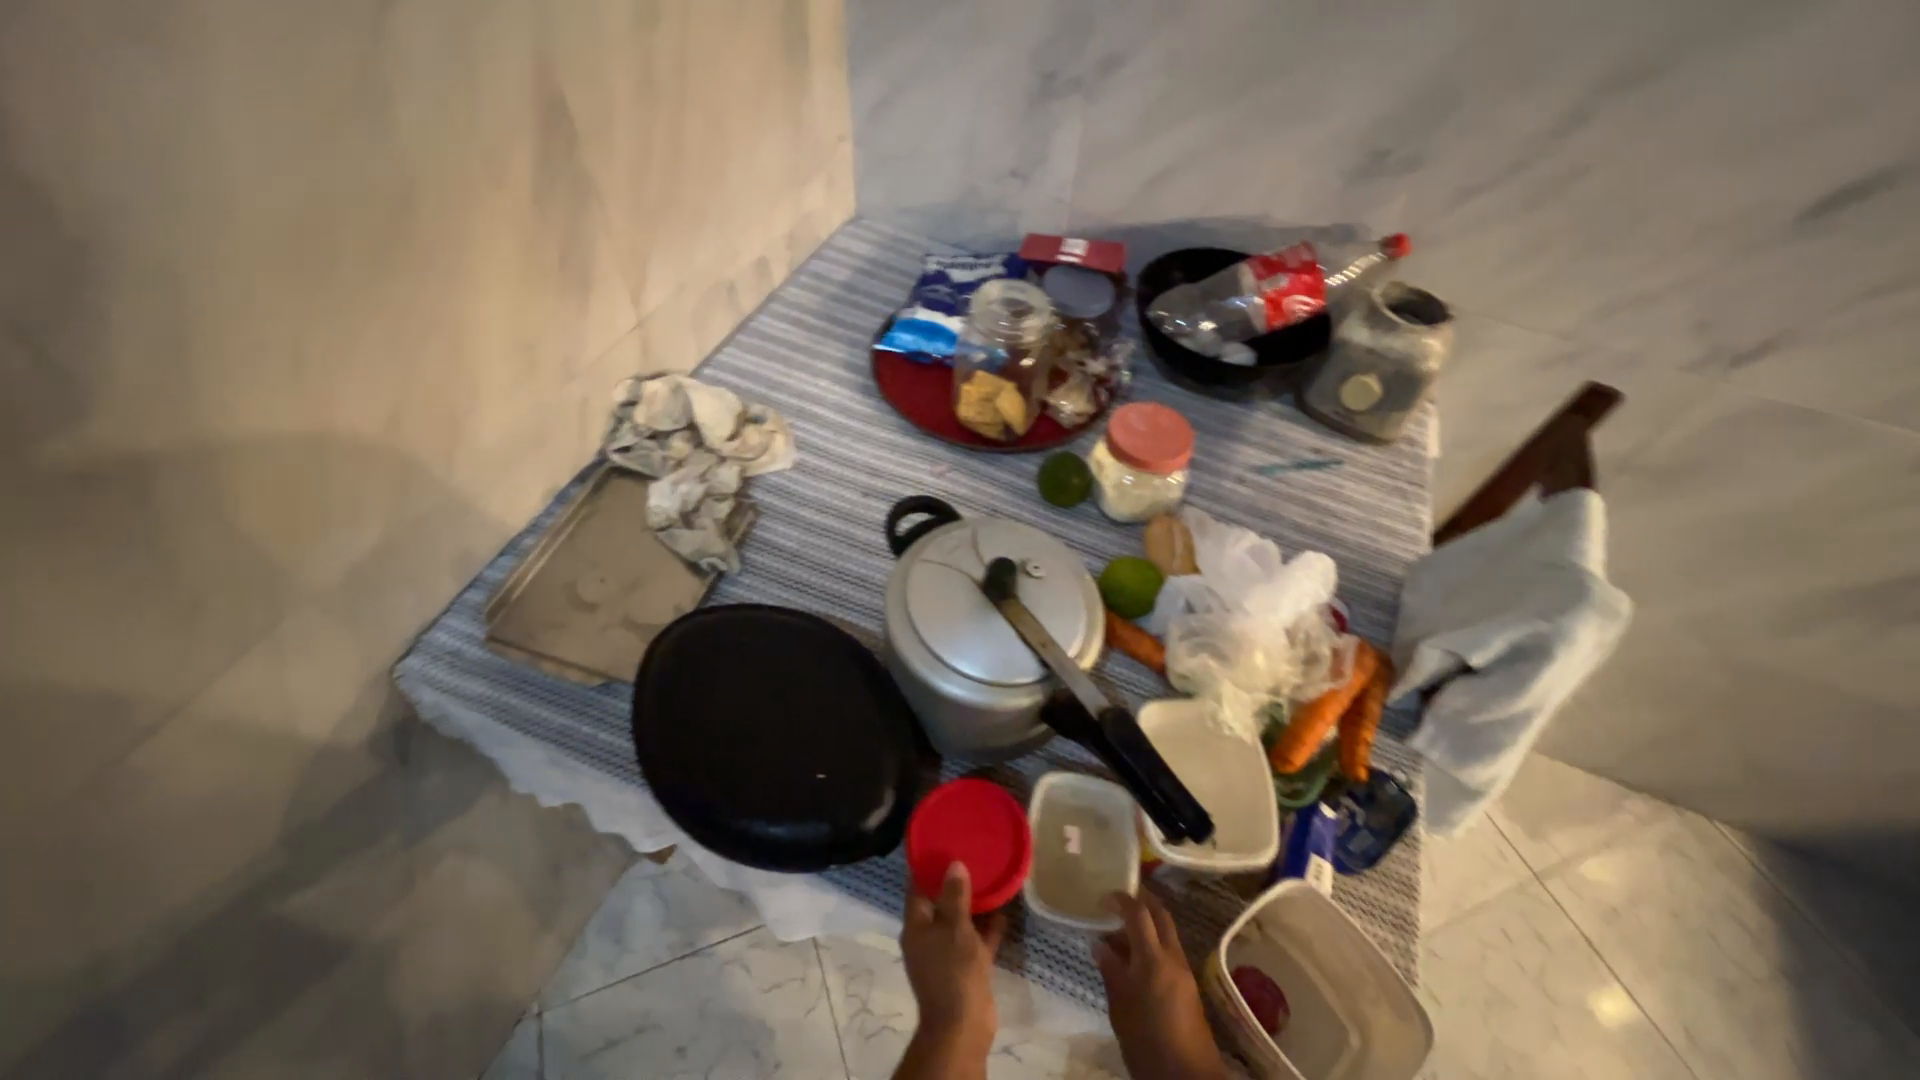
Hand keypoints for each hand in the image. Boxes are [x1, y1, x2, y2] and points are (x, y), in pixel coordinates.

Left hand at [900, 862, 1005, 1051]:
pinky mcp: (965, 967)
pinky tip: (1004, 910)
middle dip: (954, 884)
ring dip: (973, 905)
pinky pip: (976, 941)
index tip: (941, 845)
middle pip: (939, 903)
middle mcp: (927, 937)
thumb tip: (953, 864)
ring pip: (959, 922)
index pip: (916, 888)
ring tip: (989, 877)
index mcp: (916, 926)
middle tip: (971, 856)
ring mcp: (946, 954)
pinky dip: (987, 928)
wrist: (963, 1024)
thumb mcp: (954, 927)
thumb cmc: (952, 970)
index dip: (926, 867)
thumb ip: (954, 896)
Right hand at [1094, 890, 1227, 1079]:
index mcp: (1154, 959)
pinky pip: (1168, 951)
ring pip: (1167, 932)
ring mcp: (1184, 971)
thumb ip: (1111, 972)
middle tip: (1118, 896)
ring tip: (1118, 927)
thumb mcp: (1120, 1009)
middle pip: (1161, 915)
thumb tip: (1099, 944)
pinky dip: (1152, 943)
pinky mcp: (1187, 986)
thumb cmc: (1147, 1043)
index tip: (1102, 896)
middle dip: (1142, 900)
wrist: (1187, 1077)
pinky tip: (1132, 955)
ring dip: (1147, 923)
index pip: (1139, 913)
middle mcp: (1173, 958)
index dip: (1121, 898)